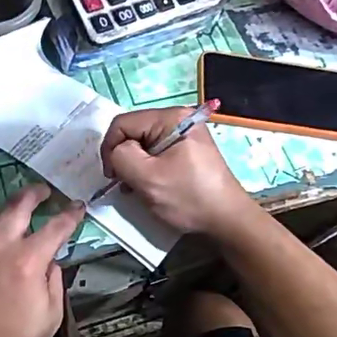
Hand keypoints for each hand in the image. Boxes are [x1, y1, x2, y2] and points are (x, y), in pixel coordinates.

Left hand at [0, 183, 83, 336]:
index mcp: (29, 261)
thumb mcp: (51, 317)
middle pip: (19, 206)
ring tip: (10, 214)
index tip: (77, 208)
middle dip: (35, 195)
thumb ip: (54, 282)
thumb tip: (50, 262)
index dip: (70, 215)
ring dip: (3, 210)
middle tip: (43, 193)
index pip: (56, 227)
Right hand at [100, 107, 260, 238]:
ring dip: (135, 166)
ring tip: (138, 188)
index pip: (122, 123)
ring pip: (144, 144)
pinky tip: (151, 186)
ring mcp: (185, 135)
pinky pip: (157, 153)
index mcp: (170, 117)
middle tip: (125, 184)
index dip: (110, 149)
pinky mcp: (188, 151)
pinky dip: (148, 169)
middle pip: (133, 132)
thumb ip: (122, 157)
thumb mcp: (147, 178)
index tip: (112, 177)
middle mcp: (179, 119)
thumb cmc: (188, 197)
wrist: (227, 219)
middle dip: (124, 157)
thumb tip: (117, 152)